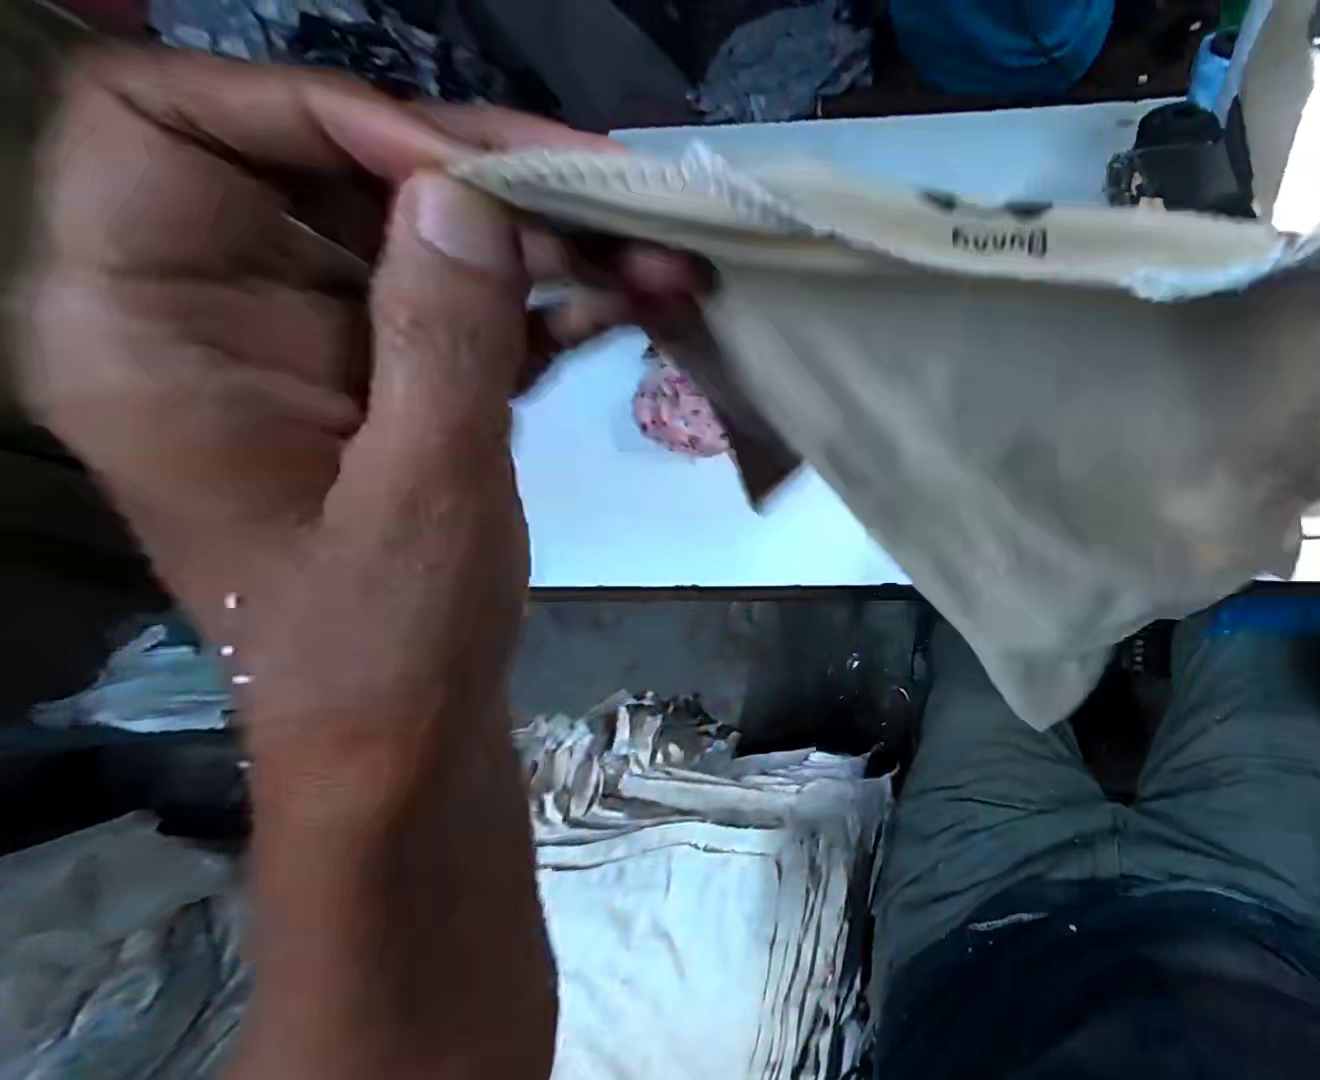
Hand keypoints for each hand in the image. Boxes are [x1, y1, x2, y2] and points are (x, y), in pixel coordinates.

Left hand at [19, 49, 705, 797]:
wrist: (415, 725)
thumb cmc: (389, 636)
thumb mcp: (423, 488)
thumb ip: (440, 338)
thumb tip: (467, 192)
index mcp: (153, 326)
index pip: (179, 126)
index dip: (326, 117)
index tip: (475, 177)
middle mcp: (231, 311)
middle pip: (339, 174)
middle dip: (484, 178)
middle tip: (609, 190)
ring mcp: (333, 350)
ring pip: (434, 244)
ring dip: (550, 246)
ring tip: (659, 256)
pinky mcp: (411, 387)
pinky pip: (481, 314)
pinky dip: (558, 305)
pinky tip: (637, 304)